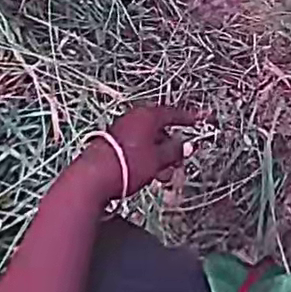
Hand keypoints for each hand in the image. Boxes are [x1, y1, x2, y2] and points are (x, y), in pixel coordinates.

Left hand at [73, 104, 199, 201]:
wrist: (92, 178)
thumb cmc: (127, 165)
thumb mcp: (158, 159)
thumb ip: (175, 150)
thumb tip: (187, 145)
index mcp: (148, 115)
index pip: (173, 113)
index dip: (187, 118)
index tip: (197, 119)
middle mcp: (135, 118)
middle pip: (160, 128)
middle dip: (171, 145)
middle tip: (179, 160)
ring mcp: (122, 129)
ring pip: (148, 140)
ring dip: (158, 155)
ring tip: (163, 175)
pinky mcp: (112, 143)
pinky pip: (136, 146)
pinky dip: (145, 157)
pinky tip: (148, 174)